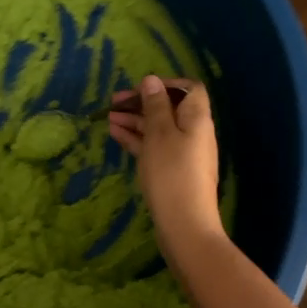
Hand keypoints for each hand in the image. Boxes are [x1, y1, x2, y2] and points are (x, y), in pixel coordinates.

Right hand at [107, 75, 223, 248]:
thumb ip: (155, 105)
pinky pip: (155, 146)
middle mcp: (194, 132)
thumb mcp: (159, 133)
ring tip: (109, 118)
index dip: (166, 84)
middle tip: (114, 102)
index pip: (189, 89)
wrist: (185, 227)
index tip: (142, 88)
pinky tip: (116, 134)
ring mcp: (184, 153)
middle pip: (169, 108)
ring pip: (159, 128)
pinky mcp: (173, 171)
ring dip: (135, 120)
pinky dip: (138, 138)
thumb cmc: (171, 172)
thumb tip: (152, 80)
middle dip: (142, 103)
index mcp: (197, 118)